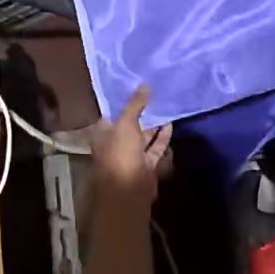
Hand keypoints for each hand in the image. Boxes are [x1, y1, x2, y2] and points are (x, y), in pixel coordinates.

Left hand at [87, 86, 172, 204]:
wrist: (129, 189)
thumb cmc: (120, 153)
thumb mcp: (125, 123)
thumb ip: (136, 104)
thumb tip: (145, 84)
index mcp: (104, 134)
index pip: (113, 114)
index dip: (124, 102)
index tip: (137, 87)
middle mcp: (116, 144)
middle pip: (130, 125)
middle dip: (142, 112)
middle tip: (156, 94)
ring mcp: (132, 155)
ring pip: (144, 136)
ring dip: (154, 124)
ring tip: (166, 106)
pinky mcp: (146, 164)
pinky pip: (155, 147)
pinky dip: (162, 137)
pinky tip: (171, 123)